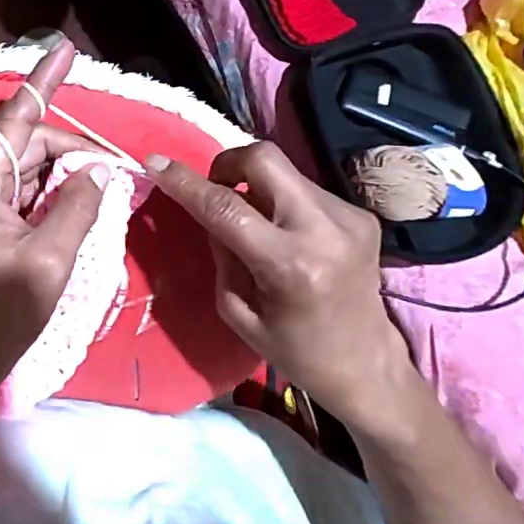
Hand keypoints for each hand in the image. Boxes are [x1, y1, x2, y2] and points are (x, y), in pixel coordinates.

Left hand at [0, 42, 106, 411]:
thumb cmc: (2, 313)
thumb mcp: (49, 260)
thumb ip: (78, 206)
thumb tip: (102, 171)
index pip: (14, 118)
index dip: (42, 81)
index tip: (65, 49)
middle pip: (30, 141)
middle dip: (73, 147)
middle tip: (115, 173)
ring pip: (33, 162)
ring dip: (69, 168)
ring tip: (105, 185)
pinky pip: (30, 185)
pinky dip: (59, 186)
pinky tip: (84, 196)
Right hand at [146, 142, 415, 428]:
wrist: (367, 364)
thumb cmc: (294, 350)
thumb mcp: (238, 312)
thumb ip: (221, 253)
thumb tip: (209, 206)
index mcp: (290, 266)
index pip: (226, 207)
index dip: (186, 182)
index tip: (156, 162)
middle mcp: (325, 230)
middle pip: (264, 159)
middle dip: (228, 163)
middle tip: (216, 189)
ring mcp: (349, 217)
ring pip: (284, 171)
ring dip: (257, 187)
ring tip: (258, 224)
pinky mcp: (361, 214)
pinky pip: (304, 188)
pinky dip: (282, 200)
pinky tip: (288, 234)